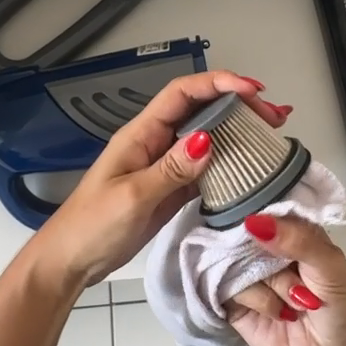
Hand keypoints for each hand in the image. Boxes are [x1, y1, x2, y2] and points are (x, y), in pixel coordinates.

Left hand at [27, 71, 287, 288]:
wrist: (71, 261)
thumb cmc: (92, 226)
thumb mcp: (132, 197)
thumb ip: (170, 169)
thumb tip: (207, 139)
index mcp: (141, 134)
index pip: (182, 94)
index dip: (218, 83)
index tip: (252, 90)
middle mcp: (156, 142)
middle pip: (201, 110)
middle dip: (238, 105)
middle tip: (275, 116)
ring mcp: (165, 166)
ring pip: (208, 137)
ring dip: (239, 132)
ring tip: (272, 135)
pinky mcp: (171, 189)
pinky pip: (206, 168)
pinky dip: (231, 164)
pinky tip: (251, 168)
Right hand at [226, 216, 345, 345]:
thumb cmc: (343, 312)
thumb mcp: (332, 267)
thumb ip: (298, 240)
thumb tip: (254, 222)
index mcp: (294, 232)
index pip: (268, 206)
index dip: (262, 210)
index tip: (260, 217)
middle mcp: (268, 250)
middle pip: (247, 233)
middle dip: (270, 257)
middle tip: (298, 283)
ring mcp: (250, 275)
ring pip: (238, 260)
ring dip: (271, 286)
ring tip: (293, 306)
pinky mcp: (235, 302)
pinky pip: (229, 288)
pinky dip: (256, 300)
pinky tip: (276, 314)